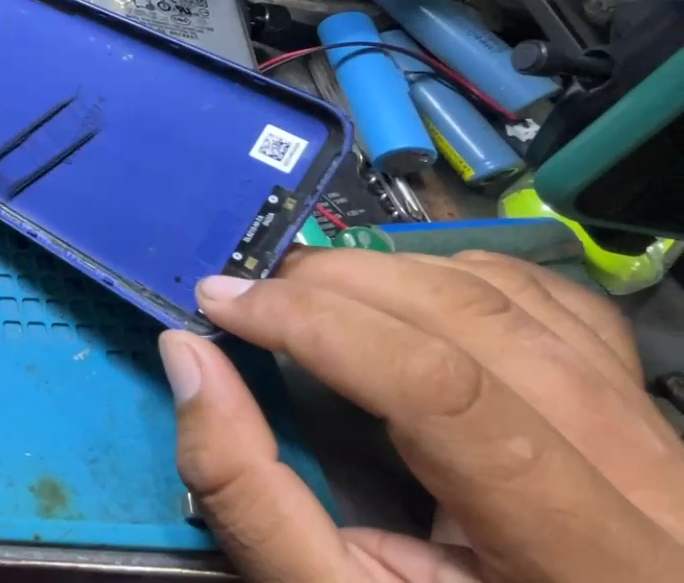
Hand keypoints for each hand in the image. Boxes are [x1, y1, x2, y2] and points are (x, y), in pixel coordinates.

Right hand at [159, 248, 683, 580]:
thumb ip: (245, 490)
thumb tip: (189, 353)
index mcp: (586, 560)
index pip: (437, 388)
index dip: (315, 324)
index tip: (221, 303)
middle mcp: (657, 487)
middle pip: (475, 320)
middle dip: (335, 282)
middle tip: (247, 291)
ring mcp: (663, 439)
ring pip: (515, 295)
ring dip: (384, 270)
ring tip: (304, 290)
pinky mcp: (643, 410)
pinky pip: (555, 302)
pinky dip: (455, 275)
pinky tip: (395, 298)